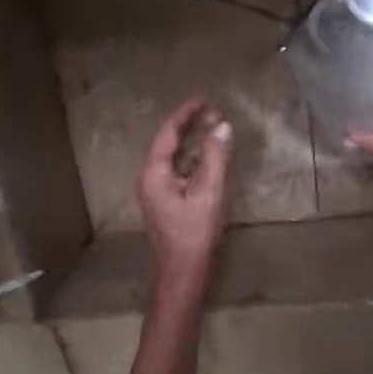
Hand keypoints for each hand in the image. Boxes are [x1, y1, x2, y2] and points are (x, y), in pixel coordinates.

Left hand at [138, 98, 233, 279]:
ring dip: (193, 142)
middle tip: (213, 111)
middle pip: (169, 143)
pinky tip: (210, 158)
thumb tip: (222, 126)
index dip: (185, 114)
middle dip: (190, 126)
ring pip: (174, 158)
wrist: (182, 274)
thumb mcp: (209, 193)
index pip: (168, 133)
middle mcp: (150, 179)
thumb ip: (215, 158)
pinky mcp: (166, 202)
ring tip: (214, 128)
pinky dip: (194, 160)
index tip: (204, 99)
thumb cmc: (194, 234)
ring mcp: (156, 192)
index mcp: (154, 173)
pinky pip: (179, 172)